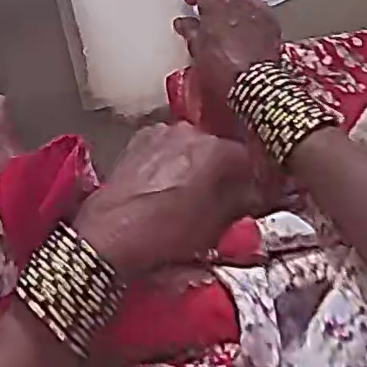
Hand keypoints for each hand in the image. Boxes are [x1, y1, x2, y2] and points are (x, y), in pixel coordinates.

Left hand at [72, 122, 259, 276]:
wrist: (111, 234)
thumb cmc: (168, 235)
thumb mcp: (216, 227)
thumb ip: (240, 203)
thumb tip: (252, 193)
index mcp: (217, 150)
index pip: (249, 158)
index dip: (255, 178)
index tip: (254, 194)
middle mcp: (191, 131)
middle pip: (218, 147)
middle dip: (223, 169)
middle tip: (223, 195)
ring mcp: (162, 131)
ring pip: (190, 144)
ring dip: (195, 162)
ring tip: (189, 190)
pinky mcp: (139, 139)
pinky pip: (166, 146)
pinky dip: (170, 158)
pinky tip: (164, 182)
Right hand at [174, 0, 283, 116]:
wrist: (255, 83)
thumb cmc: (222, 68)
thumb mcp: (198, 49)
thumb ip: (190, 30)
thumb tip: (184, 23)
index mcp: (214, 2)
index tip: (192, 1)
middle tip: (208, 3)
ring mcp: (256, 6)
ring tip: (228, 9)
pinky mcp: (271, 18)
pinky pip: (259, 3)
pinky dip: (250, 8)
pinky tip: (246, 22)